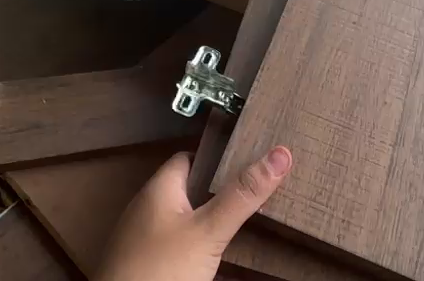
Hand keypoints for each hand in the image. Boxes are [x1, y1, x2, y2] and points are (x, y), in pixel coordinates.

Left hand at [97, 146, 291, 280]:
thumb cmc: (158, 270)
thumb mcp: (208, 231)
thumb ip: (242, 195)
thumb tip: (280, 154)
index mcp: (158, 188)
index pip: (191, 157)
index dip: (219, 158)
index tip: (248, 160)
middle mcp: (147, 210)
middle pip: (190, 191)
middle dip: (219, 194)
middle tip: (252, 196)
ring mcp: (143, 242)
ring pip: (184, 223)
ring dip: (209, 225)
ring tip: (240, 227)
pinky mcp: (145, 268)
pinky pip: (176, 249)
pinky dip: (196, 252)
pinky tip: (215, 263)